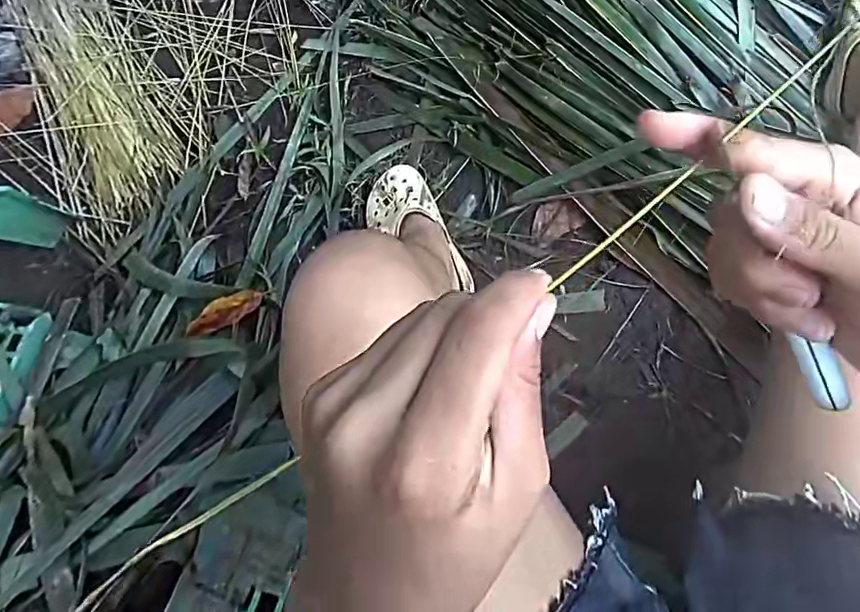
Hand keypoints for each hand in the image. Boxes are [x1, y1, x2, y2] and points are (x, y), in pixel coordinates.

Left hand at [293, 271, 556, 611]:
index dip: (511, 297)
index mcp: (424, 461)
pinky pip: (391, 333)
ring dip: (456, 326)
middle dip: (489, 313)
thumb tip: (535, 306)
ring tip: (467, 378)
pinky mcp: (319, 391)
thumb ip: (523, 391)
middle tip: (511, 346)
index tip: (541, 280)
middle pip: (445, 316)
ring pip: (418, 316)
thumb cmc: (456, 554)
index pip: (473, 340)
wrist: (361, 597)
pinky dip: (424, 341)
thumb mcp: (518, 487)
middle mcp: (366, 421)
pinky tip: (428, 385)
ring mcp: (333, 403)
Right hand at [640, 111, 859, 386]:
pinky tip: (811, 323)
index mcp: (830, 173)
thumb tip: (744, 191)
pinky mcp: (771, 271)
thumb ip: (816, 232)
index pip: (752, 150)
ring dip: (764, 290)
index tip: (646, 127)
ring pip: (724, 247)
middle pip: (730, 209)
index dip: (695, 135)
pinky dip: (765, 308)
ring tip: (819, 311)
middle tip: (812, 292)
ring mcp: (780, 233)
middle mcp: (796, 193)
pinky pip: (730, 278)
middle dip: (759, 260)